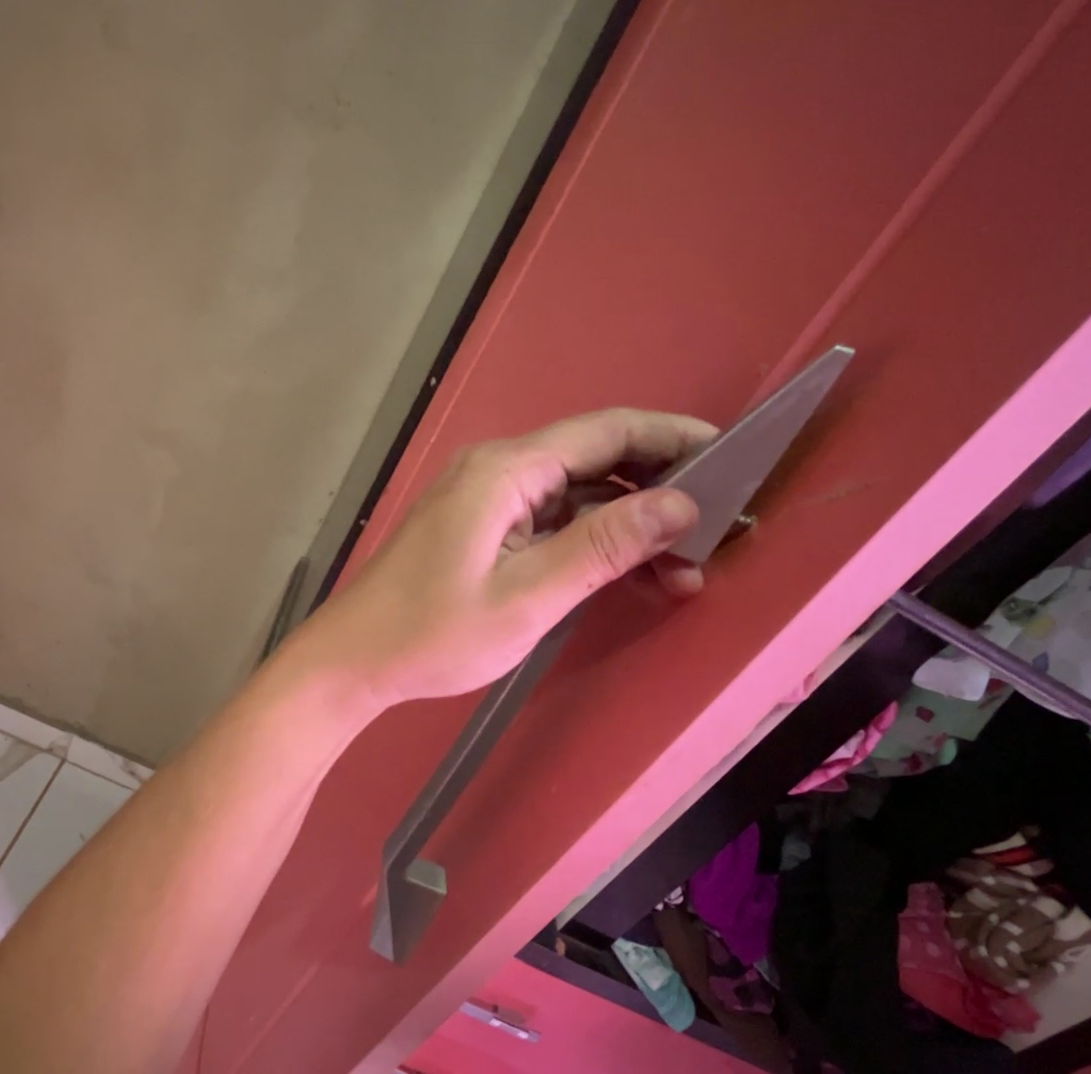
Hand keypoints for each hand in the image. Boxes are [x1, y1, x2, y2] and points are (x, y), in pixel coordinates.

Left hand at [282, 408, 715, 716]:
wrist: (354, 658)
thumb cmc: (433, 632)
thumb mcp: (529, 596)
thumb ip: (603, 546)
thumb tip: (681, 502)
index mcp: (506, 470)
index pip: (606, 432)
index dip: (673, 438)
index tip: (737, 455)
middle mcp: (498, 470)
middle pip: (595, 459)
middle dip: (659, 489)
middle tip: (721, 528)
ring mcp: (487, 499)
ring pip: (577, 495)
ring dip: (630, 525)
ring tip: (687, 568)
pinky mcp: (482, 527)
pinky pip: (551, 520)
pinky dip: (592, 542)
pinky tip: (634, 575)